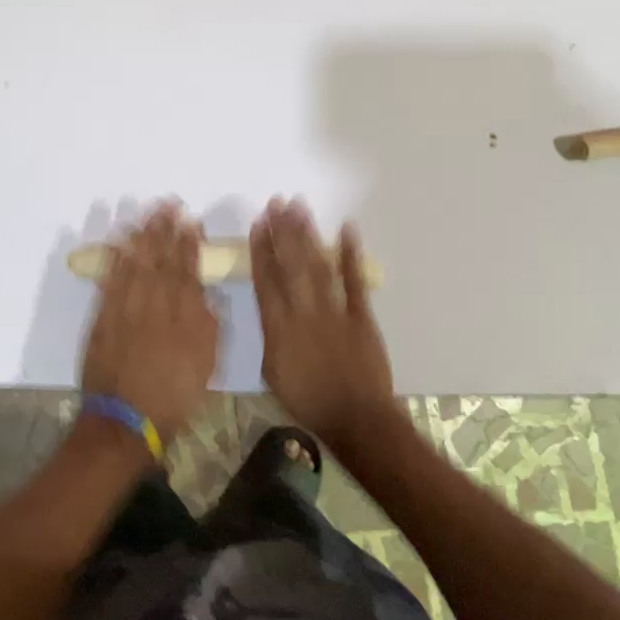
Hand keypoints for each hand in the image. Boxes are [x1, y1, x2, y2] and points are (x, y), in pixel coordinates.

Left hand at [80, 202, 219, 440]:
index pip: (188, 270)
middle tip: (166, 204)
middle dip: (164, 230)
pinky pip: (110, 280)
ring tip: (145, 214)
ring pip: (135, 264)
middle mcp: (156, 305)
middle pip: (160, 259)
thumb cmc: (175, 398)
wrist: (127, 421)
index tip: (190, 221)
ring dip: (141, 237)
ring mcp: (126, 308)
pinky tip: (118, 243)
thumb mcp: (207, 365)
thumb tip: (206, 294)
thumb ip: (209, 326)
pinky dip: (115, 259)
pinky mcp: (102, 317)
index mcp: (186, 316)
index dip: (189, 243)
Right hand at [250, 198, 396, 444]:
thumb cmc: (308, 400)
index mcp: (277, 326)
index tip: (258, 223)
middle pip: (291, 263)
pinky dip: (350, 253)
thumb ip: (269, 336)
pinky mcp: (361, 315)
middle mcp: (303, 311)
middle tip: (278, 201)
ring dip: (309, 234)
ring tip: (300, 207)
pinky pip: (355, 280)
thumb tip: (269, 311)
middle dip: (283, 230)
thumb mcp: (272, 371)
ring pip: (318, 265)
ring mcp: (334, 311)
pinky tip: (346, 229)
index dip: (261, 249)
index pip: (265, 279)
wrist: (356, 418)